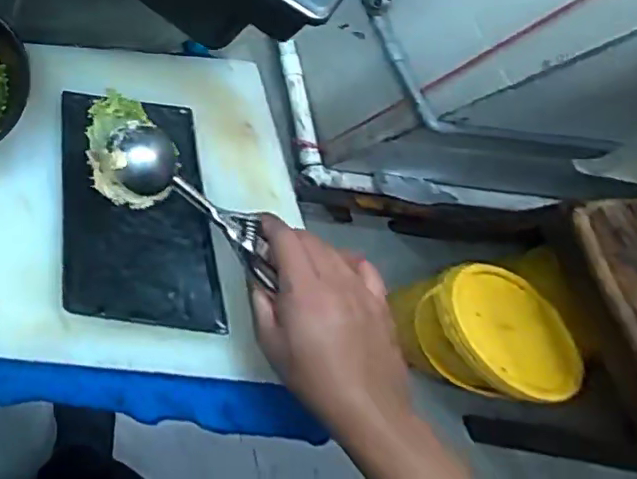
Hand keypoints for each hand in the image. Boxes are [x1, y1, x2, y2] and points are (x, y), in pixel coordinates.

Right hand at [249, 215, 409, 435]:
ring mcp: (362, 291)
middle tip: (273, 257)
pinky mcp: (381, 304)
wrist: (370, 412)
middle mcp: (335, 281)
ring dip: (312, 249)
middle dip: (286, 238)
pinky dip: (345, 261)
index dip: (267, 225)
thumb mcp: (269, 341)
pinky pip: (363, 266)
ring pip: (333, 249)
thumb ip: (258, 300)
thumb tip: (258, 277)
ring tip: (303, 268)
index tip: (255, 227)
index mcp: (304, 289)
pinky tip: (338, 275)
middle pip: (308, 238)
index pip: (285, 237)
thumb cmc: (313, 378)